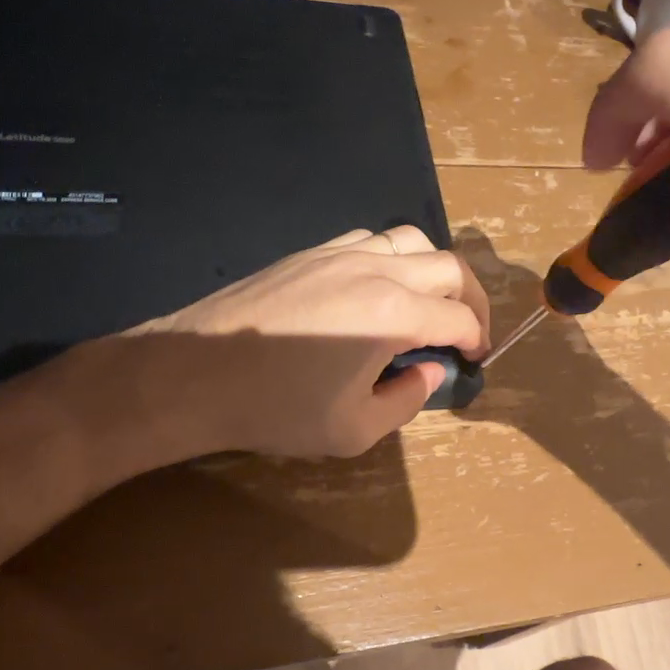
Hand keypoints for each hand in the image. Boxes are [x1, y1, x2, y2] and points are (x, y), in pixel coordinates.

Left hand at [129, 226, 489, 457]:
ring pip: (410, 240)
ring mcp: (338, 253)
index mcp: (391, 314)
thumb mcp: (353, 430)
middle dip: (470, 299)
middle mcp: (374, 270)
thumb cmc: (275, 409)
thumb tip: (427, 372)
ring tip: (428, 305)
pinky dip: (393, 259)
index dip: (476, 339)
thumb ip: (406, 401)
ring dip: (433, 271)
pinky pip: (370, 240)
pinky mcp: (309, 252)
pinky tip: (378, 291)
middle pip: (447, 266)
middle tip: (467, 331)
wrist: (193, 374)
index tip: (476, 359)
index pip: (457, 317)